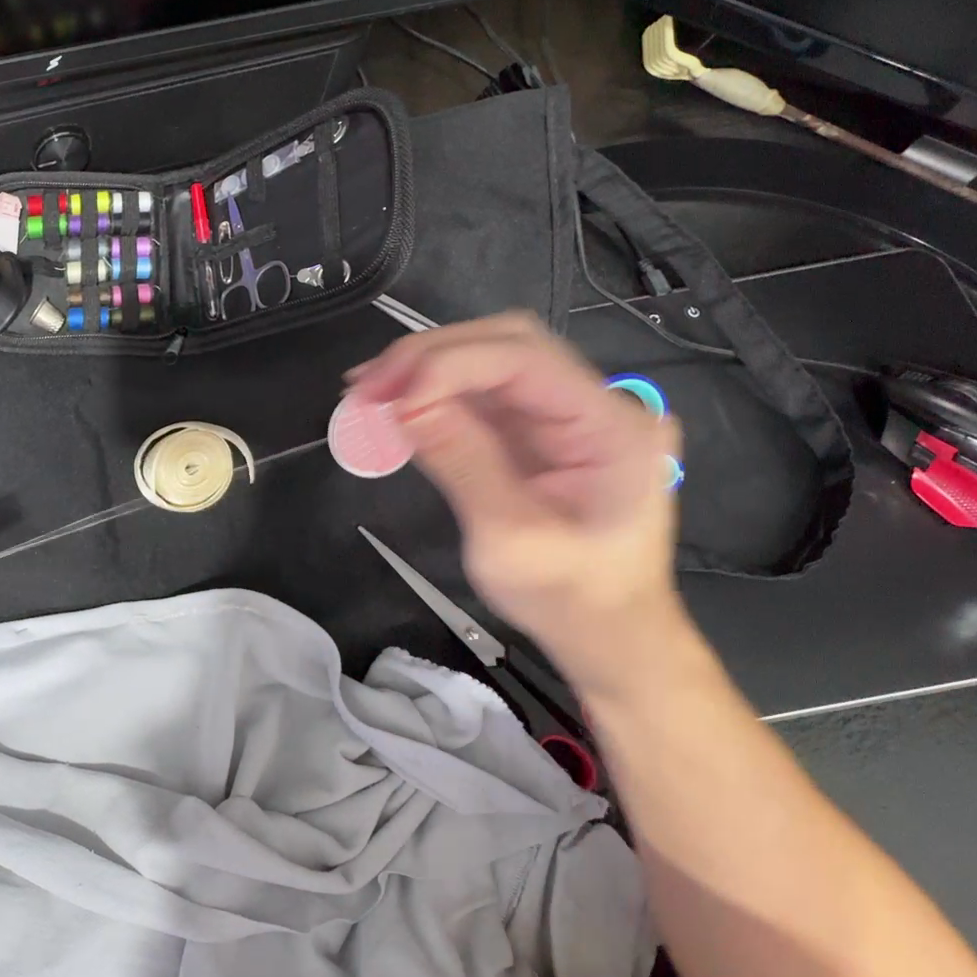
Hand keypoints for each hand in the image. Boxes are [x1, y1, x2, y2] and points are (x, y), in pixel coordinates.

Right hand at [349, 313, 681, 672]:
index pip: (524, 360)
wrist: (608, 633)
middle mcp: (596, 405)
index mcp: (611, 427)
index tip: (385, 396)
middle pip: (508, 343)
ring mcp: (569, 414)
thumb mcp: (508, 537)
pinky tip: (393, 403)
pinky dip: (433, 393)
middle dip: (429, 357)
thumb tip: (400, 406)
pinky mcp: (541, 429)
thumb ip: (461, 461)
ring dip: (424, 369)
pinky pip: (483, 393)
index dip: (447, 366)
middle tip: (365, 386)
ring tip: (368, 391)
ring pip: (491, 359)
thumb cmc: (567, 598)